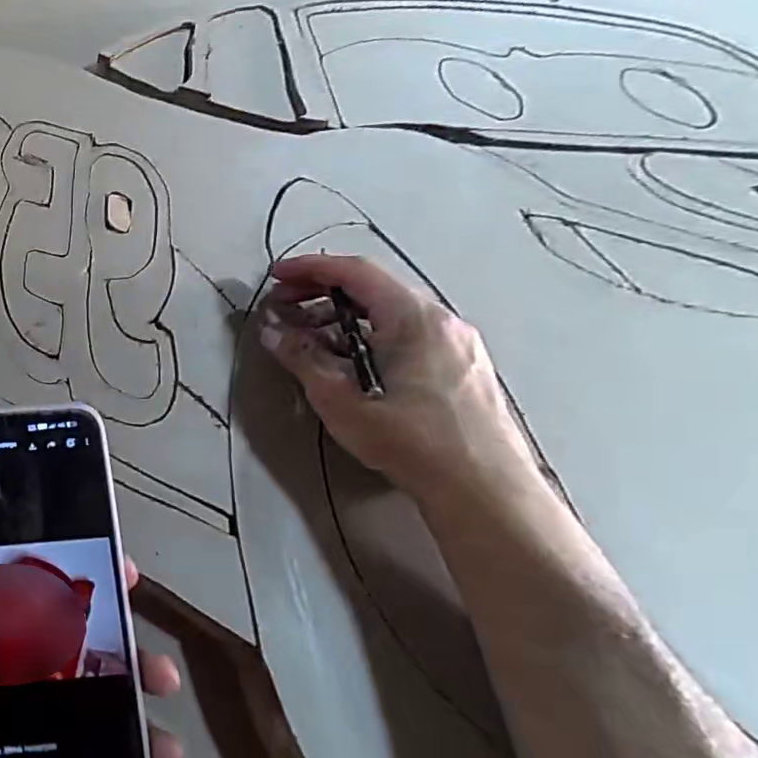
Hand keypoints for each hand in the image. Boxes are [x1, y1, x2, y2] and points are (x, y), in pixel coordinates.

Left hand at [0, 559, 185, 757]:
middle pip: (51, 629)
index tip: (65, 544)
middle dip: (94, 605)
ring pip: (87, 680)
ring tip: (157, 673)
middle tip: (129, 587)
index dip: (30, 565)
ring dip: (129, 668)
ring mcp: (29, 722)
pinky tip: (162, 747)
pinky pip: (102, 745)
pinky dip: (138, 742)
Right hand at [259, 253, 538, 502]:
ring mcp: (457, 343)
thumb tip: (273, 330)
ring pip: (390, 312)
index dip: (311, 268)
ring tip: (306, 339)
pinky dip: (367, 334)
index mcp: (415, 319)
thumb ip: (303, 358)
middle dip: (322, 292)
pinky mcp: (461, 365)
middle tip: (283, 306)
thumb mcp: (341, 400)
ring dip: (342, 317)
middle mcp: (442, 321)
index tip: (276, 276)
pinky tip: (346, 361)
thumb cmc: (411, 441)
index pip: (356, 272)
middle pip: (374, 288)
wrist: (485, 489)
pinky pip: (406, 333)